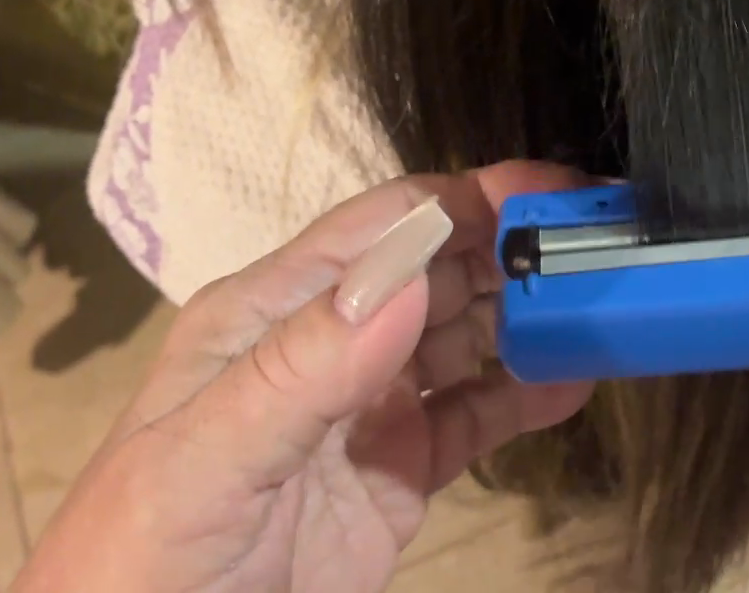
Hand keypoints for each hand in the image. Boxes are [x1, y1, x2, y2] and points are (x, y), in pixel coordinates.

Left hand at [13, 163, 593, 592]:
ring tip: (601, 309)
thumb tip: (409, 275)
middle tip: (603, 249)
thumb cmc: (145, 571)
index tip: (557, 192)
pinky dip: (526, 394)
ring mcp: (373, 401)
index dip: (474, 198)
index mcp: (280, 308)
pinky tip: (574, 384)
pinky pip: (477, 412)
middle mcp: (336, 337)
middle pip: (443, 267)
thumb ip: (302, 368)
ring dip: (530, 316)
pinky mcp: (405, 462)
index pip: (392, 223)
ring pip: (468, 333)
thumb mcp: (203, 468)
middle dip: (518, 250)